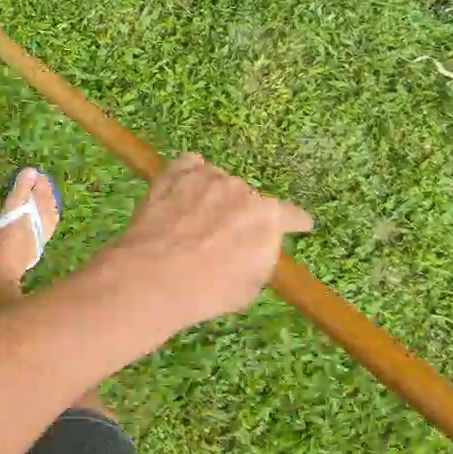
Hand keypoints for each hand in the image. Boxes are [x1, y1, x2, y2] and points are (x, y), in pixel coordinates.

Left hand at [99, 153, 312, 334]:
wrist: (155, 274)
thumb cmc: (210, 289)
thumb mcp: (252, 281)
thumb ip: (261, 252)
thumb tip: (257, 241)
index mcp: (268, 216)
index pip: (291, 215)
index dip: (293, 222)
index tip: (297, 224)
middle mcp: (240, 189)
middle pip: (248, 198)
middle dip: (241, 213)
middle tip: (224, 234)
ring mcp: (205, 177)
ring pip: (218, 180)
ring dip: (214, 194)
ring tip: (197, 217)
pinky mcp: (172, 174)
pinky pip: (189, 164)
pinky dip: (190, 174)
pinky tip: (183, 188)